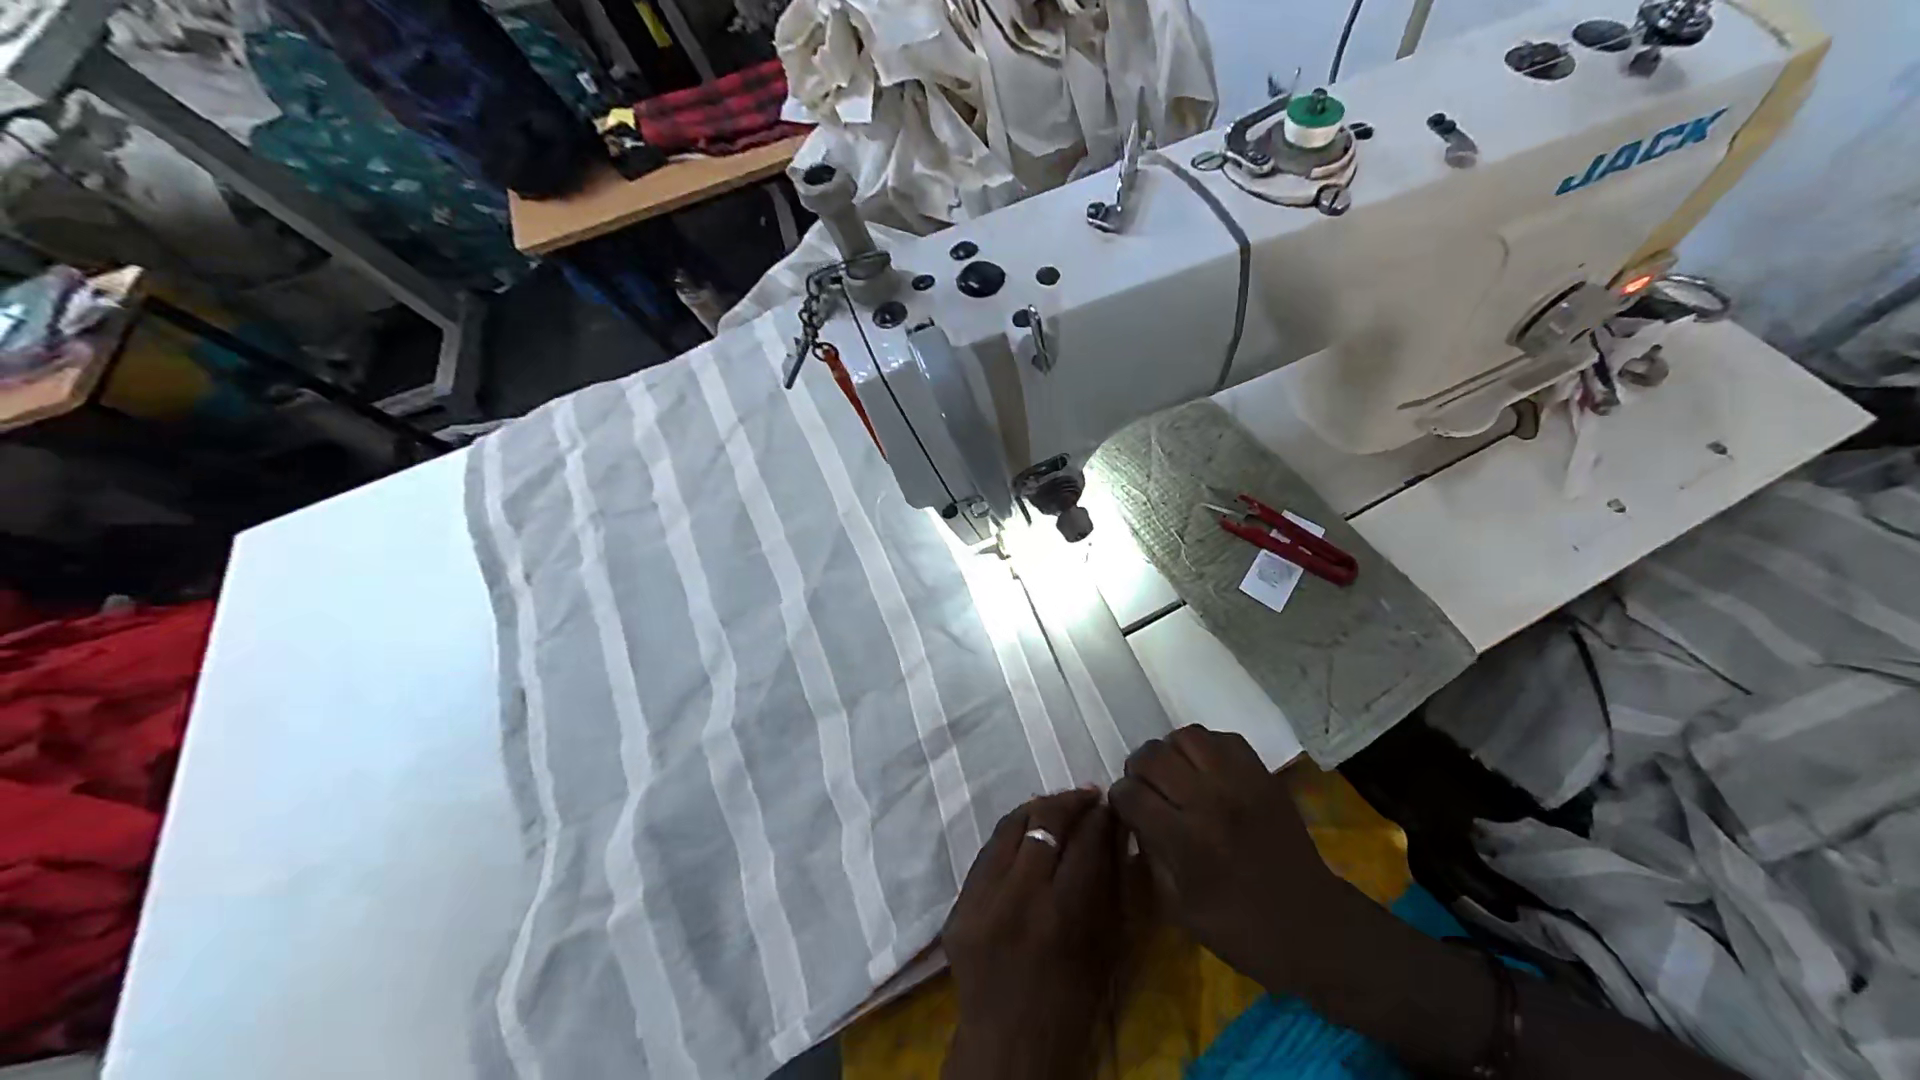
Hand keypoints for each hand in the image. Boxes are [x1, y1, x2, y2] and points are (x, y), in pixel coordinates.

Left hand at [942, 789, 1124, 1079]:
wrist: (1009, 1046)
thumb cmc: (1073, 1004)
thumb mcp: (1105, 946)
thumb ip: (1109, 883)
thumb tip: (1112, 828)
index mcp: (1063, 915)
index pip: (1085, 842)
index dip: (1101, 816)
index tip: (1110, 803)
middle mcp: (1018, 898)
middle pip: (1043, 821)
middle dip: (1070, 801)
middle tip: (1088, 796)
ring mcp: (980, 901)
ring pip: (1008, 828)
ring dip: (1036, 810)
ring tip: (1056, 806)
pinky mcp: (957, 907)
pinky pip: (986, 855)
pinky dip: (1009, 838)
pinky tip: (1024, 835)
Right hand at [1109, 725, 1357, 992]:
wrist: (1311, 926)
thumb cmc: (1237, 927)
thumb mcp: (1176, 905)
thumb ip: (1148, 852)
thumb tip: (1131, 815)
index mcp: (1185, 840)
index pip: (1130, 793)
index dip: (1120, 799)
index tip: (1127, 809)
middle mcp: (1210, 801)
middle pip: (1152, 756)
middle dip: (1138, 770)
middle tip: (1147, 788)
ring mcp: (1240, 782)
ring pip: (1185, 736)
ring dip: (1171, 752)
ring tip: (1176, 774)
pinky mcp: (1263, 775)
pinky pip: (1222, 738)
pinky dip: (1205, 748)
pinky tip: (1205, 770)